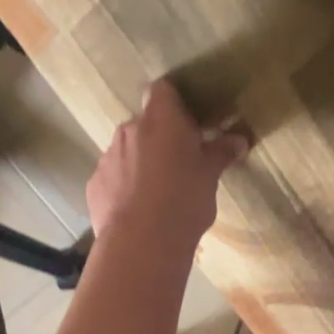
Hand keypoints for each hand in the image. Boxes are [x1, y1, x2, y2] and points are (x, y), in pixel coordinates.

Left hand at [85, 79, 246, 248]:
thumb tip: (239, 140)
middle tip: (179, 165)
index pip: (163, 90)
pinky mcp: (94, 185)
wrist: (142, 243)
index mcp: (161, 119)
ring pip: (127, 152)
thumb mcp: (210, 177)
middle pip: (144, 124)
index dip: (174, 102)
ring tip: (158, 194)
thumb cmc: (184, 200)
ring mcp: (107, 157)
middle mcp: (129, 130)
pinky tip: (138, 212)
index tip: (187, 122)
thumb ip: (221, 153)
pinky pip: (113, 179)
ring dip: (140, 164)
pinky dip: (124, 188)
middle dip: (158, 139)